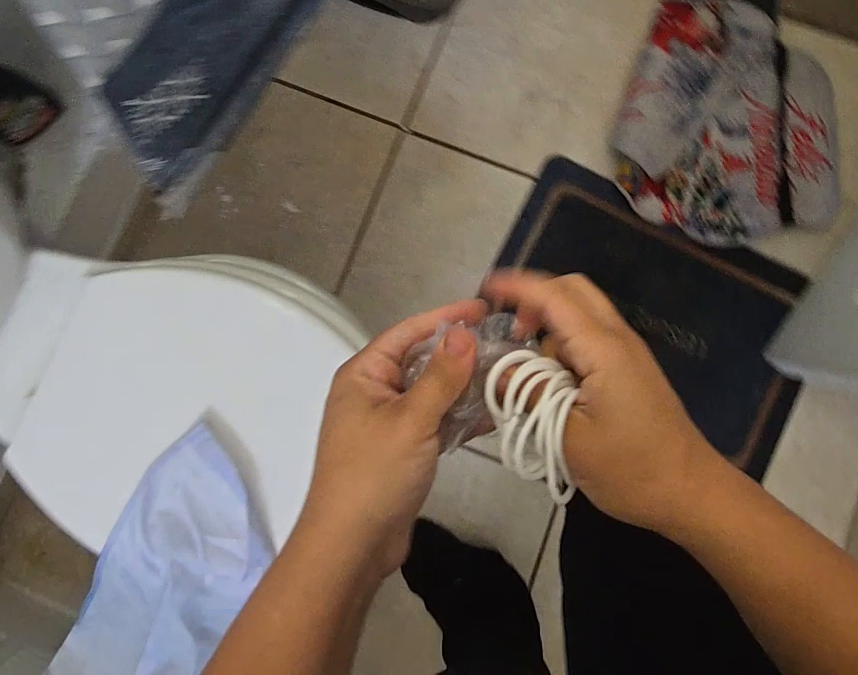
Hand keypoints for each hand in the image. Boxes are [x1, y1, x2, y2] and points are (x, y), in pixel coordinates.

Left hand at [297, 299, 485, 580]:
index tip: (482, 309)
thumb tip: (464, 333)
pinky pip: (434, 422)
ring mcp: (388, 423)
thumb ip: (441, 376)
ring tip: (505, 377)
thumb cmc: (374, 474)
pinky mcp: (402, 450)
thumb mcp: (412, 420)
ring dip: (464, 388)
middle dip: (460, 355)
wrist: (351, 548)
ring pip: (432, 393)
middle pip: (421, 361)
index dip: (445, 317)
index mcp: (364, 375)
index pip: (408, 332)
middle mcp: (373, 392)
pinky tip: (492, 415)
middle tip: (502, 345)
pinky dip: (459, 418)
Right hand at [480, 271, 729, 535]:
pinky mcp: (630, 369)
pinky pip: (590, 336)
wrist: (691, 493)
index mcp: (603, 348)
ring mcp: (627, 352)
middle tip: (508, 327)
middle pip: (572, 289)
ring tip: (527, 366)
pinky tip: (551, 379)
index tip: (485, 289)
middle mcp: (617, 338)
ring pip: (581, 312)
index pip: (554, 297)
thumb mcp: (570, 439)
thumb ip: (532, 397)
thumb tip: (498, 373)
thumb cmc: (631, 470)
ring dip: (549, 324)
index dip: (517, 286)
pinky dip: (564, 343)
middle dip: (534, 297)